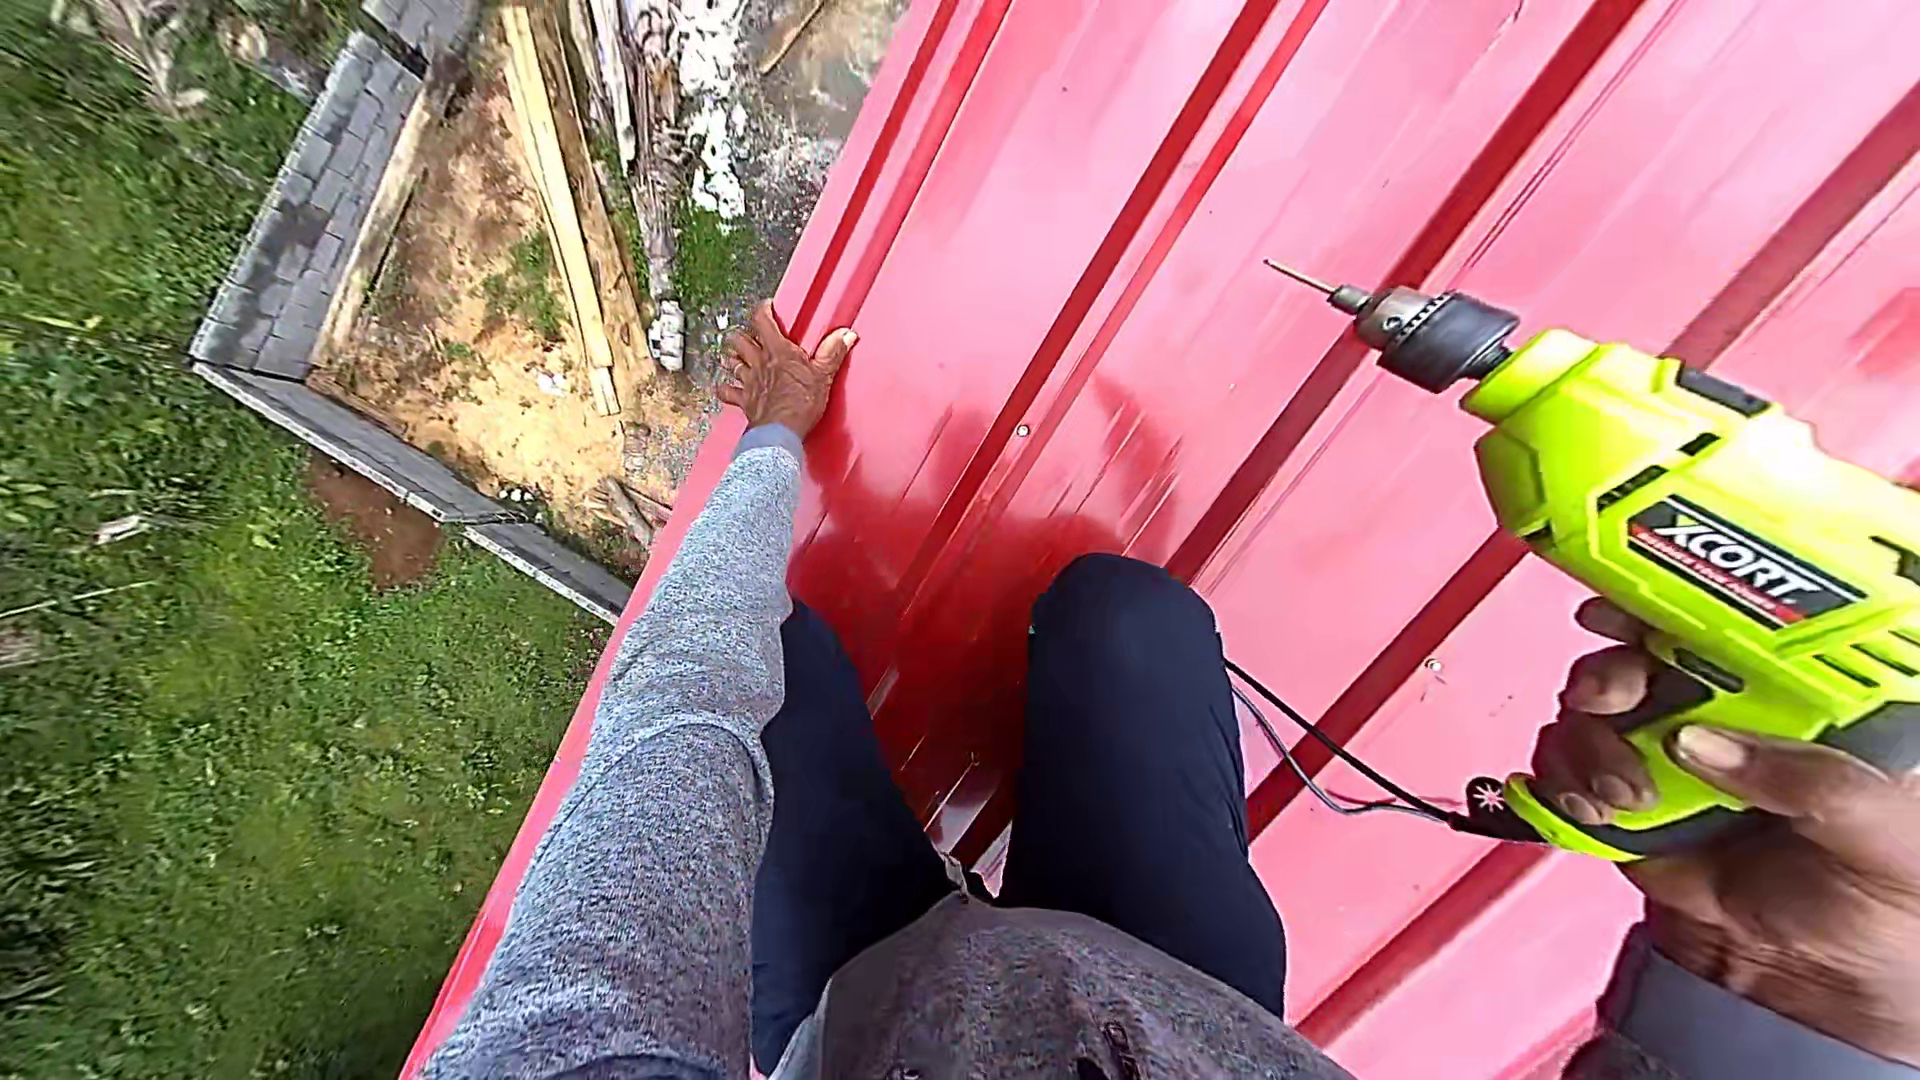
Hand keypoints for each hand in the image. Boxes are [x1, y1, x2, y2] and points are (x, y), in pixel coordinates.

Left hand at [719, 300, 856, 439]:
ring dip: (731, 357)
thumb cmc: (801, 404)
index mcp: (778, 351)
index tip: (768, 307)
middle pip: (739, 339)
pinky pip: (726, 392)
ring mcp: (749, 381)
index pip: (762, 320)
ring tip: (736, 356)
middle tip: (749, 336)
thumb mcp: (823, 376)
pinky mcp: (744, 400)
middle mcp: (759, 362)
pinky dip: (725, 389)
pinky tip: (726, 387)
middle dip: (742, 335)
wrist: (782, 431)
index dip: (763, 310)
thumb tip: (846, 335)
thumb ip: (832, 352)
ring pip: (730, 361)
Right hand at [1534, 599, 1919, 1062]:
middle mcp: (1719, 707)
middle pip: (1640, 652)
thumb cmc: (1865, 903)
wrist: (1779, 957)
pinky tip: (1595, 807)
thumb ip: (1822, 790)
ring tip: (1621, 794)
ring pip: (1587, 698)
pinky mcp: (1603, 762)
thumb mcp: (1891, 851)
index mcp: (1804, 708)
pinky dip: (1563, 773)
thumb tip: (1706, 744)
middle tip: (1606, 700)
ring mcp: (1653, 734)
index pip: (1744, 629)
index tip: (1642, 604)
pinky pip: (1557, 745)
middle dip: (1610, 672)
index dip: (1687, 601)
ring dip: (1588, 743)